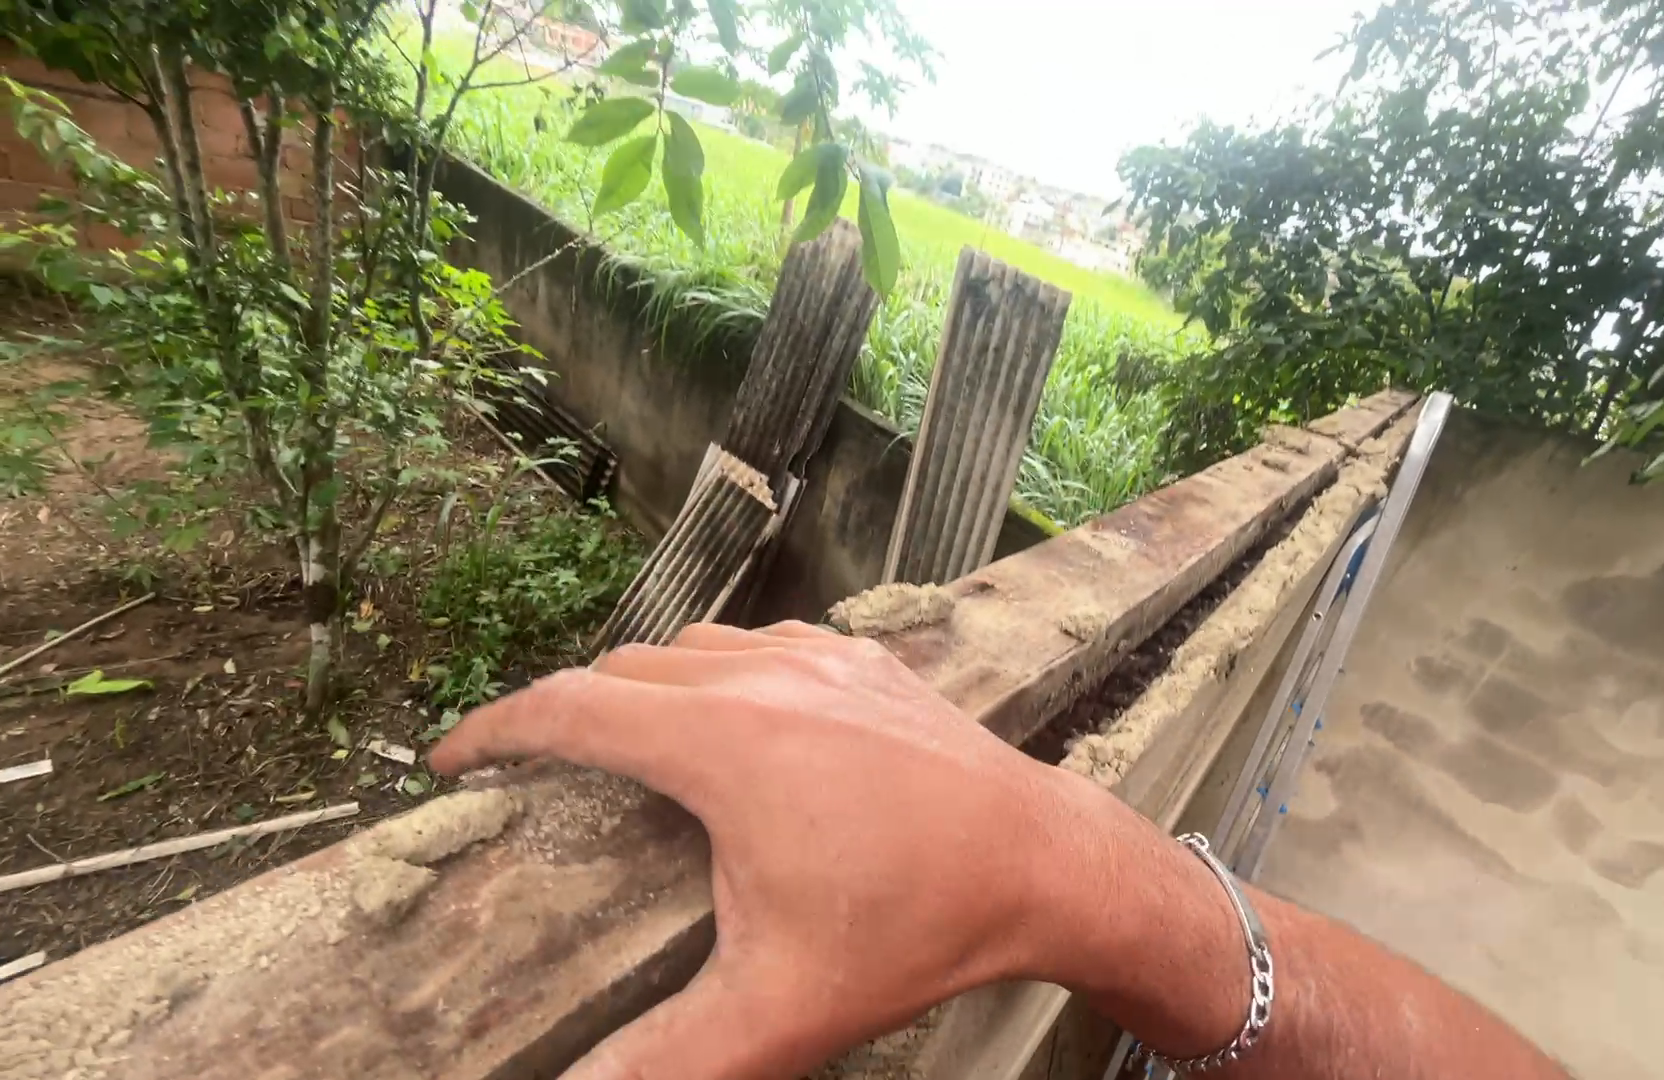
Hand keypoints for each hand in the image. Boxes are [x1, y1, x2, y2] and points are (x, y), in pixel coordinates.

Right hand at [427, 621, 1116, 1079]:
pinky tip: (736, 712)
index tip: (452, 759)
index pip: (575, 707)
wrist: (1039, 856)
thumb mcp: (779, 1009)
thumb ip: (662, 1065)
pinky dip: (721, 667)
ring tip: (631, 741)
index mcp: (728, 741)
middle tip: (543, 767)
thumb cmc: (916, 922)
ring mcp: (825, 654)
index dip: (497, 728)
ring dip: (646, 684)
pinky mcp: (867, 658)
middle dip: (570, 710)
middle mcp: (769, 674)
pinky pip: (766, 641)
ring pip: (697, 645)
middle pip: (628, 668)